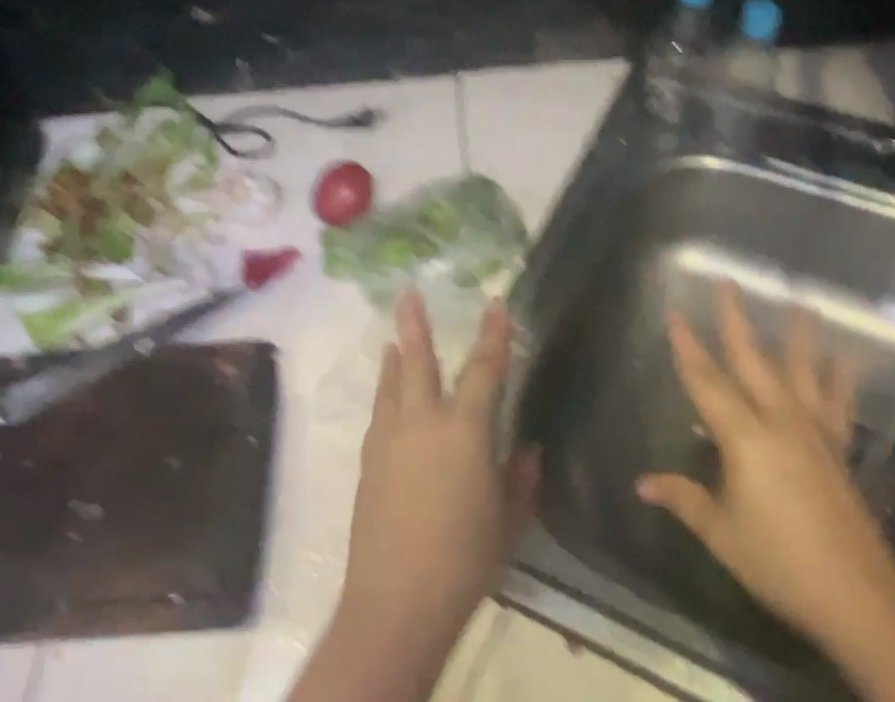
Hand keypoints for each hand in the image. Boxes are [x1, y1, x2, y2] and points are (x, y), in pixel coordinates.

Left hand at [335, 292, 540, 655]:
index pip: (483, 369)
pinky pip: (380, 416)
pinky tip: (388, 401)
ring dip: (394, 360)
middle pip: (416, 362)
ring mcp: (388, 441)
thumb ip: (520, 479)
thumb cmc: (466, 559)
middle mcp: (422, 423)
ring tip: (392, 340)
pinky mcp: (367, 464)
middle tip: (409, 292)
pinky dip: (385, 397)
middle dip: (415, 325)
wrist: (398, 600)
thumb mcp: (509, 520)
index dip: (494, 335)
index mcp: (464, 430)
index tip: (497, 304)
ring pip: (390, 386)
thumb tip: (527, 450)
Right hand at [638, 282, 894, 701]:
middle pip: (752, 361)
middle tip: (727, 283)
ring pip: (801, 372)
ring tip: (801, 304)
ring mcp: (813, 431)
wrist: (854, 591)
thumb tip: (642, 483)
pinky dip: (843, 378)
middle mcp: (779, 421)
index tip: (675, 315)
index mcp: (743, 438)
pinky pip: (839, 403)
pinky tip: (849, 357)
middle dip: (735, 321)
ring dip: (798, 337)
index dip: (688, 348)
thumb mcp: (720, 532)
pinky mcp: (837, 448)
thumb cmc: (777, 560)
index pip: (706, 383)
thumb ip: (684, 499)